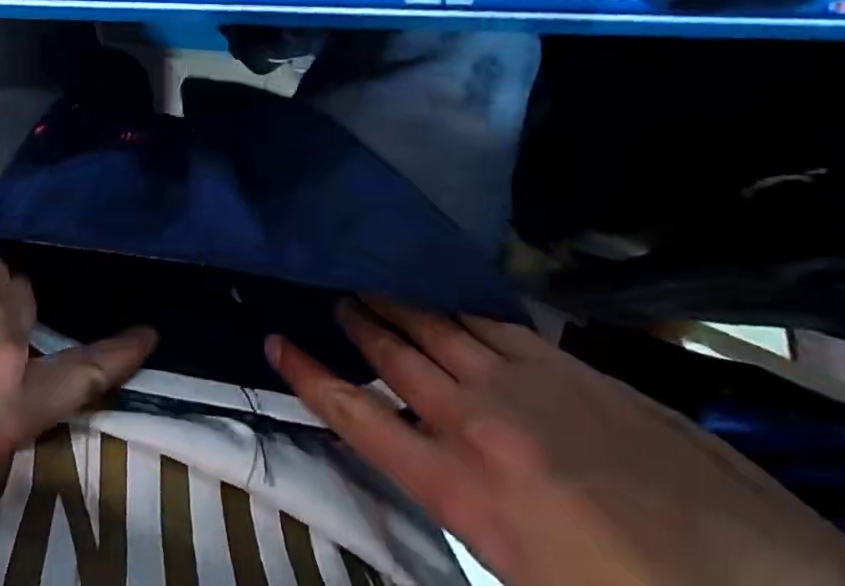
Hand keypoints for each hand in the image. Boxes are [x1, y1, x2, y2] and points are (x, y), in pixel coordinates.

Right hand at [266, 299, 844, 585]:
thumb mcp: (522, 578)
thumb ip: (468, 518)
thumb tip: (434, 477)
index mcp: (461, 484)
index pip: (358, 415)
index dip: (309, 376)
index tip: (274, 341)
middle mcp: (478, 419)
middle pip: (395, 354)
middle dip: (357, 324)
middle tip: (333, 298)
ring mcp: (526, 382)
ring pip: (440, 327)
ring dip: (401, 307)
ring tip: (374, 288)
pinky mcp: (570, 366)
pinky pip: (496, 323)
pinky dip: (463, 310)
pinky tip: (454, 303)